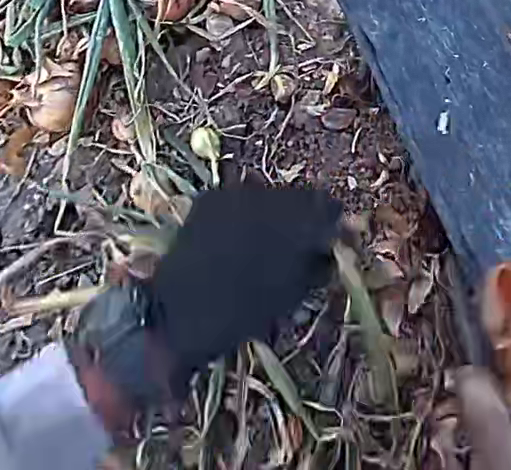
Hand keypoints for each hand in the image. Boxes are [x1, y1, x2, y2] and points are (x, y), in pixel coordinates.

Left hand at [69, 183, 340, 437]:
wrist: (175, 317)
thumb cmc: (239, 315)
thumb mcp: (291, 293)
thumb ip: (318, 262)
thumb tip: (335, 246)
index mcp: (293, 221)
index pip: (328, 206)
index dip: (335, 221)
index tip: (335, 236)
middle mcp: (267, 196)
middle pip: (302, 196)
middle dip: (307, 214)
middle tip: (305, 239)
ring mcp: (237, 192)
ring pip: (272, 194)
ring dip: (279, 211)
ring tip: (271, 238)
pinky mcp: (213, 196)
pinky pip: (242, 198)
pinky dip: (249, 213)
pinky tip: (241, 236)